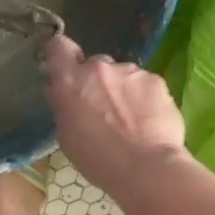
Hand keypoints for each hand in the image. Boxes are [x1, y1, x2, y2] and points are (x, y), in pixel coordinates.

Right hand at [43, 34, 189, 191]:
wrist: (145, 167)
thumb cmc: (97, 158)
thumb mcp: (66, 135)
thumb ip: (64, 106)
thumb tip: (62, 92)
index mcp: (70, 81)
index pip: (58, 47)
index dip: (60, 55)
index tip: (65, 69)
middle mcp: (99, 68)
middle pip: (94, 64)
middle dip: (97, 80)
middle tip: (102, 107)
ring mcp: (130, 71)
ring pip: (122, 75)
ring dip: (122, 90)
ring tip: (130, 119)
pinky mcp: (156, 80)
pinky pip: (145, 84)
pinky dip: (144, 98)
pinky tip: (148, 121)